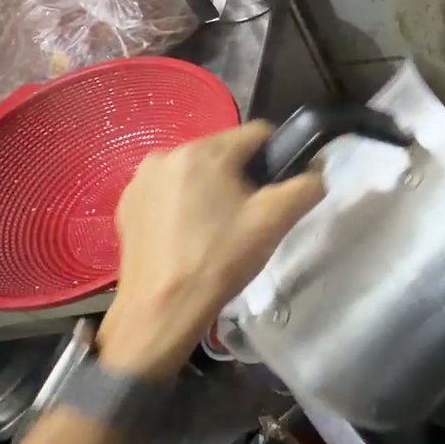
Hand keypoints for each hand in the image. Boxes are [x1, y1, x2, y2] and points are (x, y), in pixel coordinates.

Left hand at [97, 121, 323, 379]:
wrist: (162, 310)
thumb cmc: (221, 259)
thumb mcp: (276, 220)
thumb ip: (307, 186)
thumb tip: (317, 169)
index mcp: (203, 152)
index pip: (257, 133)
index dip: (278, 157)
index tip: (279, 190)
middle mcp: (166, 155)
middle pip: (225, 152)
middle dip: (243, 176)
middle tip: (251, 216)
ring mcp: (140, 181)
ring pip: (197, 172)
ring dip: (213, 189)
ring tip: (220, 228)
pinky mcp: (127, 205)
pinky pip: (170, 191)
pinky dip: (185, 205)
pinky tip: (191, 237)